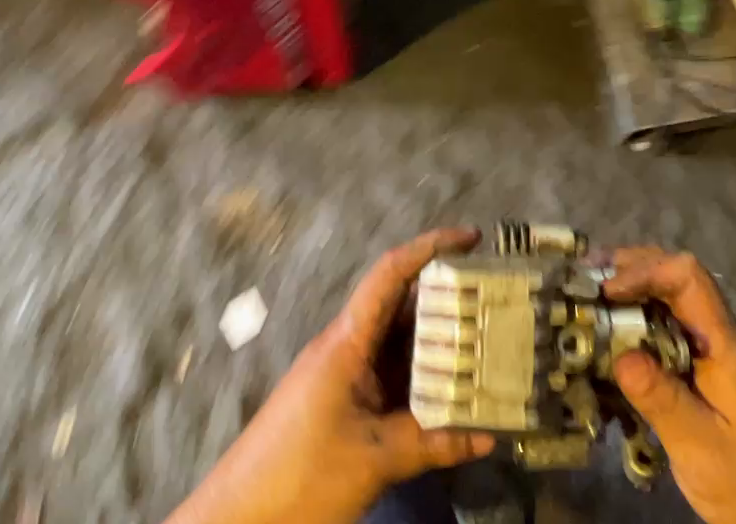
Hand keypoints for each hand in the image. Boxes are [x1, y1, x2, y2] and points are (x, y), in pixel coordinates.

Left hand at [169, 228, 495, 523]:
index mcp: (349, 342)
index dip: (431, 247)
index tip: (473, 238)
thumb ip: (434, 444)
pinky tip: (457, 393)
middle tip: (498, 300)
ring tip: (491, 343)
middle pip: (405, 308)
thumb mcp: (375, 459)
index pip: (392, 274)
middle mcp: (349, 348)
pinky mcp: (345, 403)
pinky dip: (426, 380)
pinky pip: (394, 378)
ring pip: (402, 346)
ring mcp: (346, 376)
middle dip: (450, 300)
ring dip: (441, 344)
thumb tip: (488, 435)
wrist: (237, 520)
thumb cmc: (300, 476)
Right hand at [605, 249, 735, 523]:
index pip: (688, 277)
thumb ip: (664, 401)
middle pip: (674, 277)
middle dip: (629, 269)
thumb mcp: (703, 447)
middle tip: (582, 280)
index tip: (606, 292)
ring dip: (626, 292)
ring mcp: (706, 352)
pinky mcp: (696, 372)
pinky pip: (661, 331)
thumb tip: (620, 355)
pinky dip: (630, 322)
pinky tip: (603, 335)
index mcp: (723, 343)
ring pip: (666, 300)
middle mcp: (714, 336)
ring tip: (584, 298)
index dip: (645, 272)